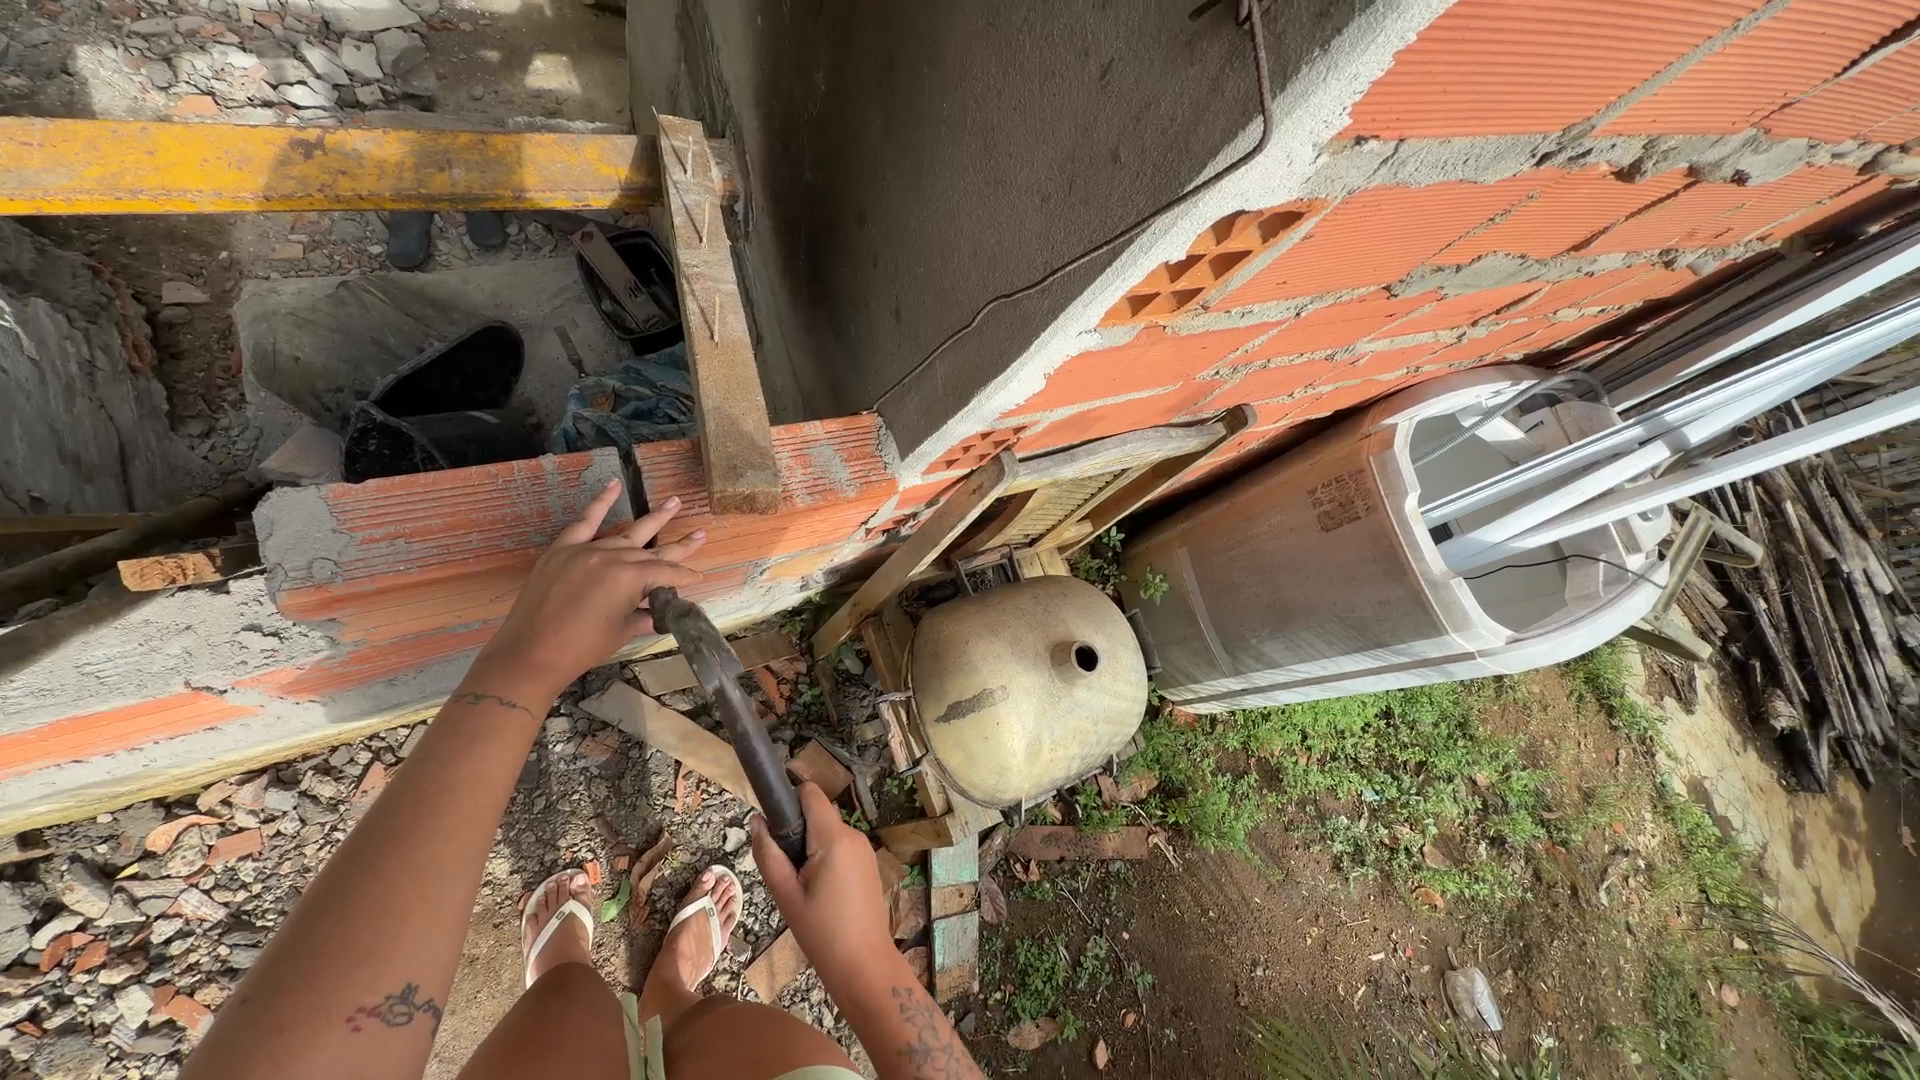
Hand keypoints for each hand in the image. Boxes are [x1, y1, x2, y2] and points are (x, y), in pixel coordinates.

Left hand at [469, 479, 703, 696]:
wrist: (530, 652)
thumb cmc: (582, 648)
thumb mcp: (623, 631)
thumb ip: (646, 615)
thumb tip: (662, 611)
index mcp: (630, 579)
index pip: (667, 573)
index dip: (685, 577)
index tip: (697, 578)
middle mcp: (612, 557)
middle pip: (652, 551)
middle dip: (679, 546)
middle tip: (701, 533)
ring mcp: (586, 550)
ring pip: (626, 533)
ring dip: (653, 519)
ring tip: (674, 503)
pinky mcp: (563, 549)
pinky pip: (584, 521)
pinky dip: (600, 502)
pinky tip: (615, 485)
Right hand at [752, 783, 893, 979]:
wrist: (863, 964)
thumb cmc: (820, 932)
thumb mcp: (785, 894)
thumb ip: (768, 854)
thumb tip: (757, 819)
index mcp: (834, 837)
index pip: (810, 793)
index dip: (788, 802)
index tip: (774, 829)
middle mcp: (854, 835)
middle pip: (817, 814)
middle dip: (797, 832)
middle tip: (786, 872)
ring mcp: (865, 848)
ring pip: (827, 831)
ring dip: (810, 848)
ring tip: (802, 887)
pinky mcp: (869, 862)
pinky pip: (840, 846)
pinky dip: (825, 858)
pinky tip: (819, 892)